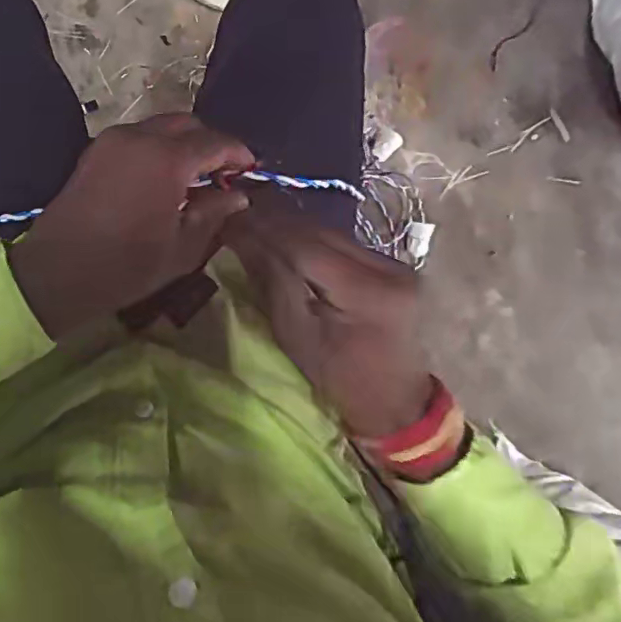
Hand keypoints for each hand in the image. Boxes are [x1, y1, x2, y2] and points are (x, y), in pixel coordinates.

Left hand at [9, 113, 253, 336]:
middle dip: (209, 143)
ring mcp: (111, 141)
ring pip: (158, 127)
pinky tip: (162, 179)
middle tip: (222, 174)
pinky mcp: (94, 152)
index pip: (214, 142)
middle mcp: (138, 138)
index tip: (250, 170)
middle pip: (186, 124)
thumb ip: (213, 213)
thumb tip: (237, 195)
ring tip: (193, 178)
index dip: (237, 153)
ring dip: (181, 144)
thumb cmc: (124, 266)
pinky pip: (136, 138)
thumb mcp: (181, 247)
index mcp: (166, 158)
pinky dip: (156, 148)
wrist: (57, 271)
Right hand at [223, 204, 431, 435]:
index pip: (304, 246)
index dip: (262, 230)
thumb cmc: (337, 378)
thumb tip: (241, 238)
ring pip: (329, 232)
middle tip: (232, 219)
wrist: (394, 402)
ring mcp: (394, 264)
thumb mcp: (295, 334)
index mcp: (365, 292)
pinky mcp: (391, 265)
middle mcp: (387, 268)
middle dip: (272, 223)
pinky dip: (307, 237)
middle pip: (318, 232)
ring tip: (250, 224)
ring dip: (288, 227)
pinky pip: (340, 242)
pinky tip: (281, 237)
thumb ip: (271, 281)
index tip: (226, 222)